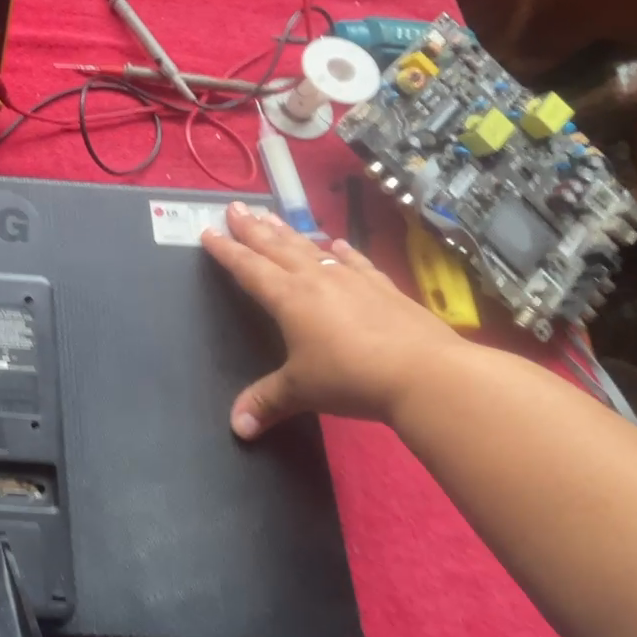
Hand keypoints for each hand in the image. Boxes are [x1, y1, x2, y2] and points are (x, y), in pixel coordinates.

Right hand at [201, 201, 471, 438]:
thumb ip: (266, 403)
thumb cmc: (351, 378)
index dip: (226, 251)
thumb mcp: (301, 392)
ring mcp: (353, 281)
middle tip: (235, 207)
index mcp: (287, 298)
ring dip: (288, 231)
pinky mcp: (384, 289)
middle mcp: (316, 280)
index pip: (248, 268)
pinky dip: (343, 252)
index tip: (208, 231)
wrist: (428, 374)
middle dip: (252, 228)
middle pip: (276, 247)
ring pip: (311, 248)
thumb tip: (236, 429)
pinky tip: (337, 243)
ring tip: (271, 215)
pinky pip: (356, 263)